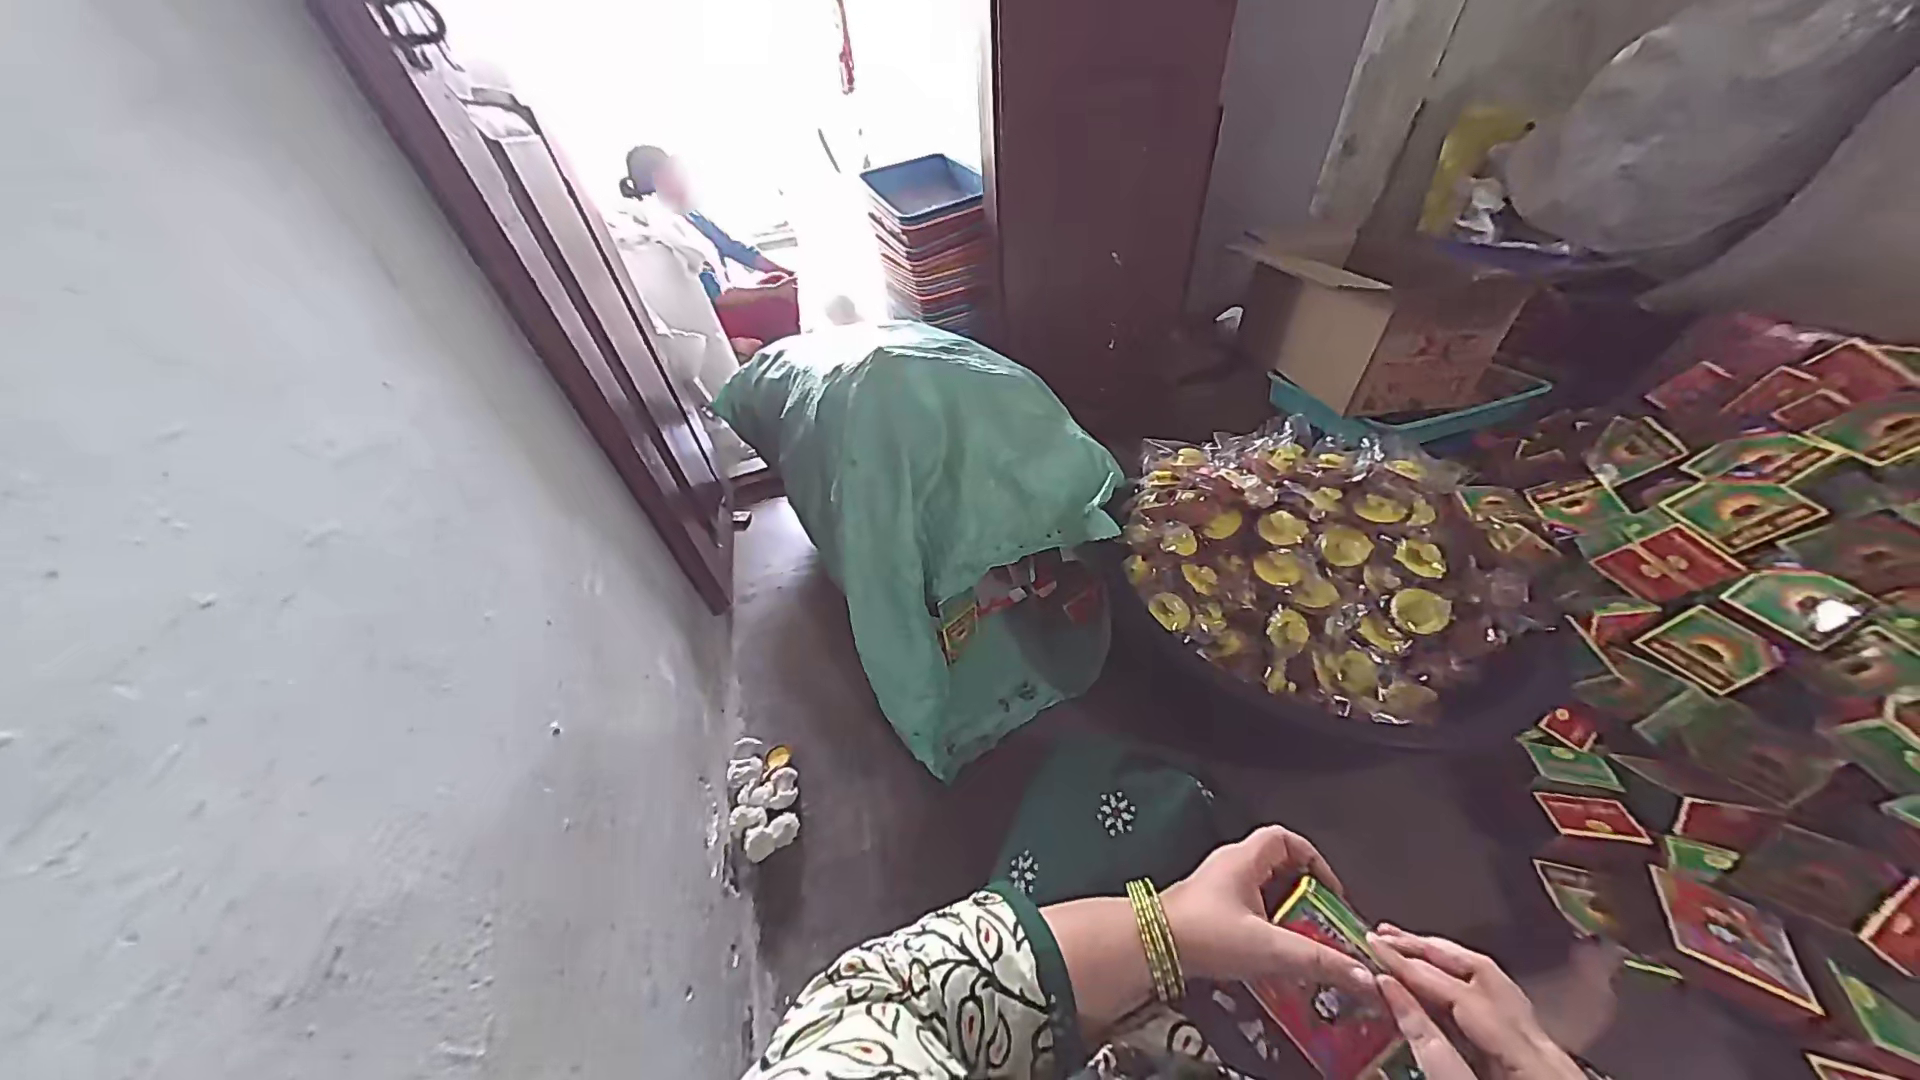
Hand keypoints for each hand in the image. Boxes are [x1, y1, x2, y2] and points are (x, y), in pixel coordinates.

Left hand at [1160, 826, 1371, 993]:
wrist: (1153, 944)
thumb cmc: (1205, 933)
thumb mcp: (1268, 947)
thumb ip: (1318, 960)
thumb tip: (1364, 974)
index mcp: (1243, 859)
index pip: (1284, 838)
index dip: (1314, 858)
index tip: (1333, 892)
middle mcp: (1232, 866)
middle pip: (1280, 866)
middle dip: (1308, 895)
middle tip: (1328, 927)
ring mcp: (1221, 886)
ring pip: (1267, 892)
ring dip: (1291, 916)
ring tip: (1312, 947)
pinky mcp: (1214, 909)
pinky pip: (1253, 909)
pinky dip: (1272, 928)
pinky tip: (1282, 958)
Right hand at [1370, 927, 1584, 1079]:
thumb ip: (1428, 1045)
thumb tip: (1389, 987)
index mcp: (1534, 1063)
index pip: (1463, 993)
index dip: (1414, 966)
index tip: (1373, 945)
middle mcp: (1548, 1051)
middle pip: (1485, 976)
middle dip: (1430, 951)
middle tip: (1384, 937)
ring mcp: (1550, 1057)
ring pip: (1495, 984)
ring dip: (1444, 959)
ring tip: (1402, 946)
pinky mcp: (1540, 1064)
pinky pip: (1497, 1004)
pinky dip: (1459, 982)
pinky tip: (1431, 980)